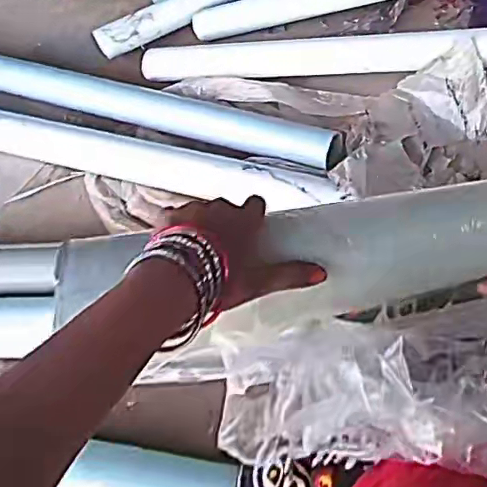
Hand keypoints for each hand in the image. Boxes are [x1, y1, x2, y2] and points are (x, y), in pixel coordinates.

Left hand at [161, 196, 324, 311]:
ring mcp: (193, 210)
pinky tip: (174, 242)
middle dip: (225, 221)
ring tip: (198, 248)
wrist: (177, 280)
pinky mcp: (170, 216)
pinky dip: (174, 226)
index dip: (253, 214)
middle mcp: (220, 209)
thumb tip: (317, 273)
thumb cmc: (218, 279)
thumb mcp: (258, 281)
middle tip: (224, 245)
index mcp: (243, 220)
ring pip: (200, 210)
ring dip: (200, 223)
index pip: (255, 204)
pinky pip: (173, 215)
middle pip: (227, 207)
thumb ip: (289, 274)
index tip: (252, 224)